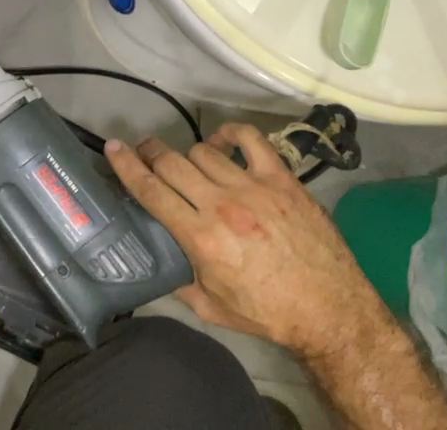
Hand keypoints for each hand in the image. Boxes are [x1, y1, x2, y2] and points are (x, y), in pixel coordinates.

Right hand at [104, 124, 385, 360]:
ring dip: (188, 155)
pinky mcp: (283, 181)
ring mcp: (255, 189)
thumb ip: (176, 279)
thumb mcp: (210, 308)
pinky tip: (221, 142)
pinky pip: (250, 139)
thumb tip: (154, 257)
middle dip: (150, 153)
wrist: (334, 314)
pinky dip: (229, 133)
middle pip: (171, 162)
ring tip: (188, 164)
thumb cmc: (269, 314)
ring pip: (202, 151)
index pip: (150, 189)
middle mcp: (222, 206)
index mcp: (201, 238)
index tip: (112, 148)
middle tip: (144, 154)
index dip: (126, 165)